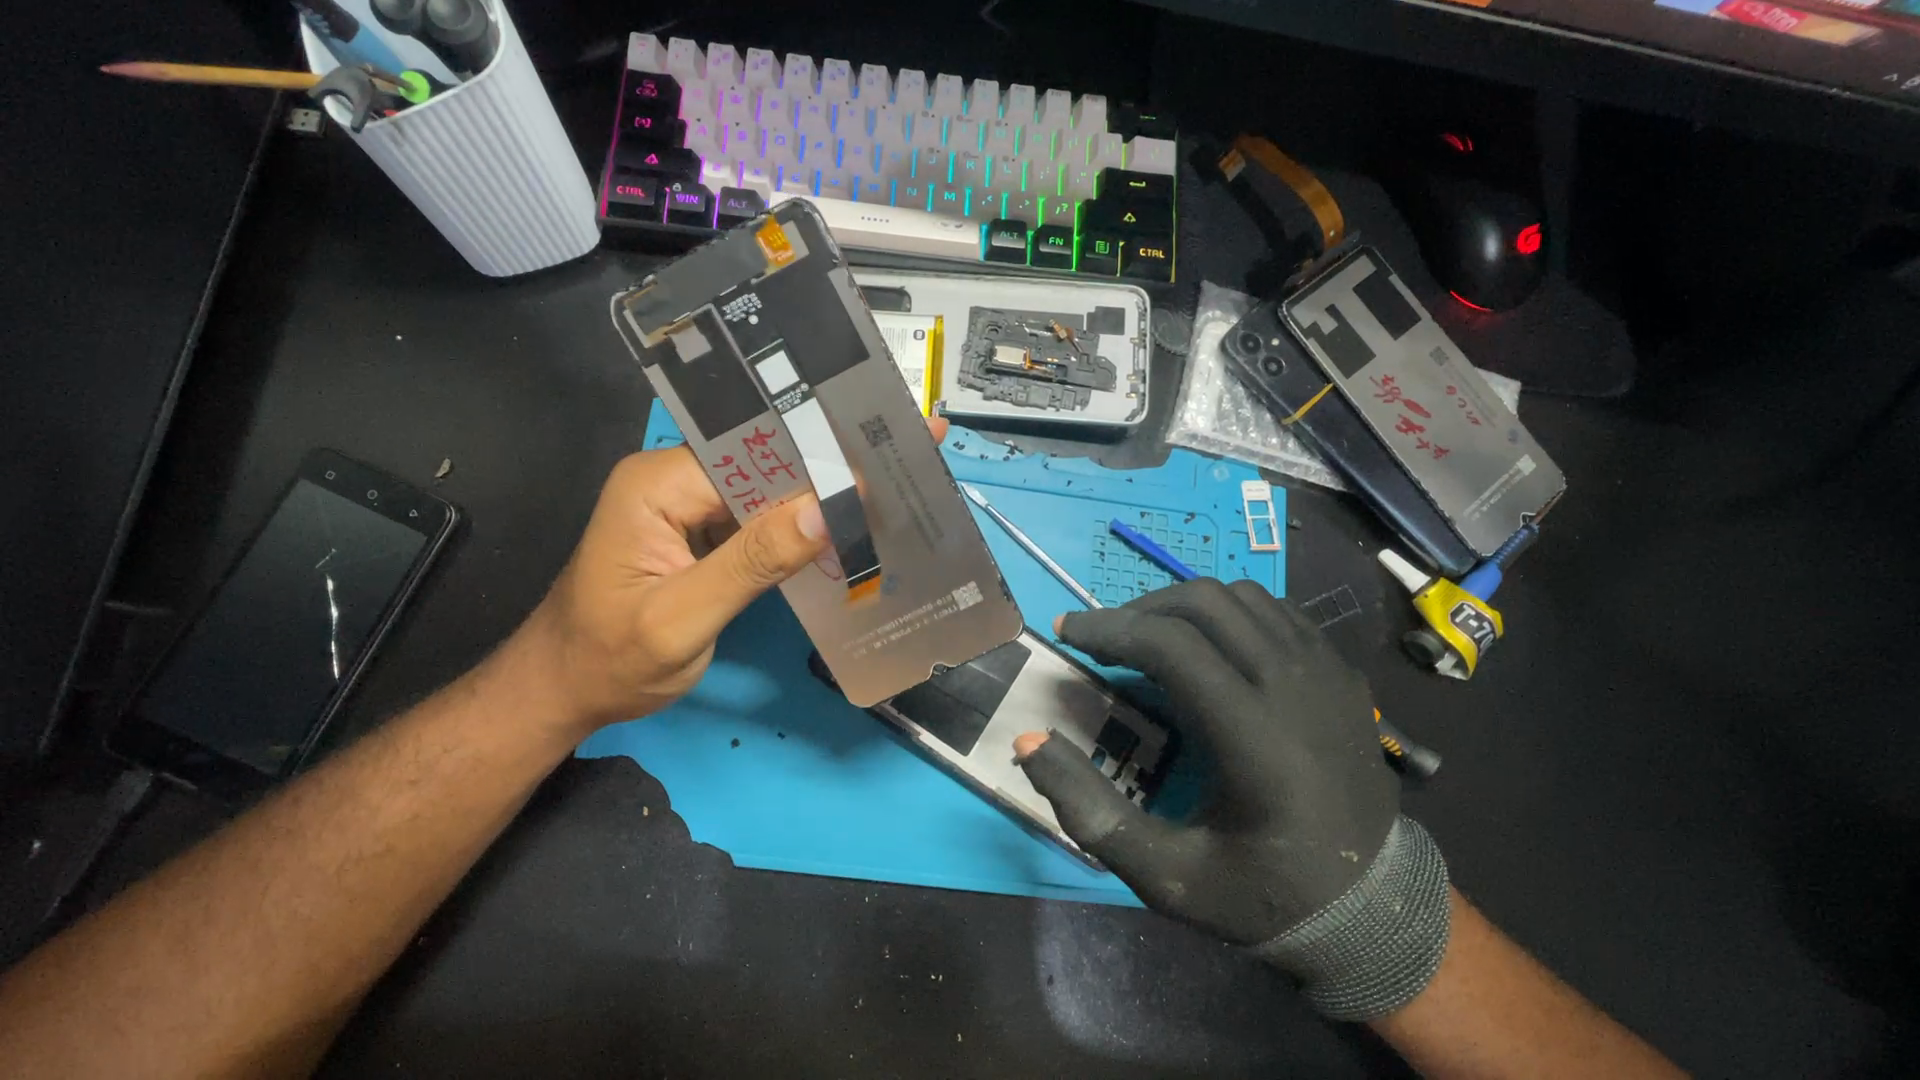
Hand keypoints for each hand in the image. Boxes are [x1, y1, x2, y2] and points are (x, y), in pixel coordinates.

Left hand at [514, 417, 947, 736]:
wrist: (563, 689)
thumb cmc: (609, 661)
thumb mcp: (681, 620)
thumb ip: (750, 563)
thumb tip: (825, 510)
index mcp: (658, 484)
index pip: (753, 457)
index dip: (818, 461)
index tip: (882, 462)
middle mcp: (674, 478)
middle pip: (765, 461)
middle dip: (832, 466)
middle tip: (906, 457)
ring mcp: (688, 502)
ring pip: (769, 487)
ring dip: (823, 495)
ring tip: (892, 486)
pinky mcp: (702, 528)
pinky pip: (759, 515)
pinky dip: (802, 524)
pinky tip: (848, 525)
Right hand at [1013, 578, 1451, 1020]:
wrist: (1372, 910)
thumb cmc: (1261, 895)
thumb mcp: (1163, 875)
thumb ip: (1088, 809)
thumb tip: (1028, 741)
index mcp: (1255, 736)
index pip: (1171, 644)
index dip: (1108, 628)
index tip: (1067, 631)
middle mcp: (1296, 686)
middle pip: (1205, 602)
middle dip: (1140, 609)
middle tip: (1103, 639)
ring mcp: (1327, 672)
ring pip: (1243, 596)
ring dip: (1183, 606)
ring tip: (1149, 640)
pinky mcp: (1343, 673)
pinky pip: (1277, 613)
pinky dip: (1229, 615)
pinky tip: (1209, 649)